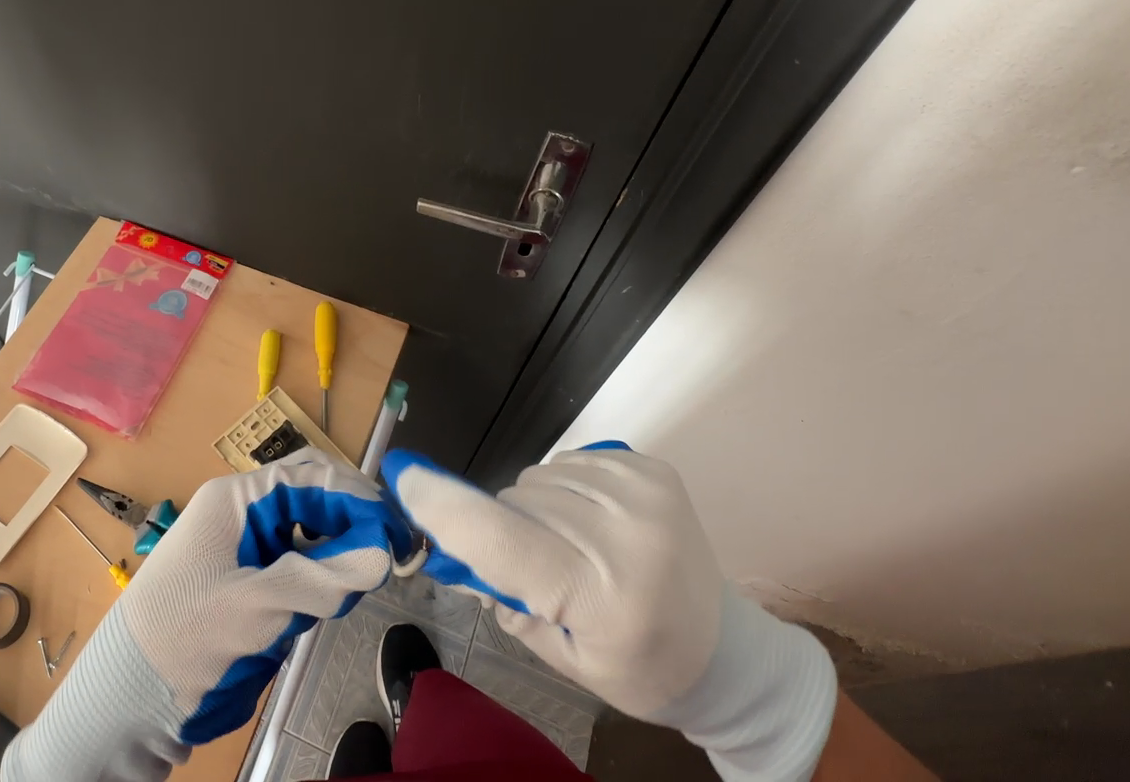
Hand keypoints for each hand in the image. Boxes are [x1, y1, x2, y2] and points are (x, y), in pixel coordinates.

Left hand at [5, 449, 414, 781]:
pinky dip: (322, 574)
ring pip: (311, 529)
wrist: (130, 694)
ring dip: (339, 548)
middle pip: (313, 496)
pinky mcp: (250, 576)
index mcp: (238, 498)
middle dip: (352, 519)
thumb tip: (384, 554)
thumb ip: (321, 578)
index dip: (359, 499)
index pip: (311, 478)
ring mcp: (246, 543)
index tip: (399, 533)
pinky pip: (299, 561)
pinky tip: (334, 596)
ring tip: (363, 577)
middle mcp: (245, 510)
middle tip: (389, 553)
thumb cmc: (184, 636)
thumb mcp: (254, 606)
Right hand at [384, 444, 836, 781]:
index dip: (448, 507)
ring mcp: (642, 490)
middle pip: (515, 502)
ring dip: (533, 505)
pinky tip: (591, 520)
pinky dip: (564, 489)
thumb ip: (502, 594)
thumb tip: (452, 546)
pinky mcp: (650, 467)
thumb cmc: (635, 666)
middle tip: (529, 564)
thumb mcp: (560, 653)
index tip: (404, 478)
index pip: (506, 538)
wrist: (726, 650)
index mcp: (602, 593)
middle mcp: (625, 531)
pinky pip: (569, 462)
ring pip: (538, 478)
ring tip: (568, 543)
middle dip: (502, 526)